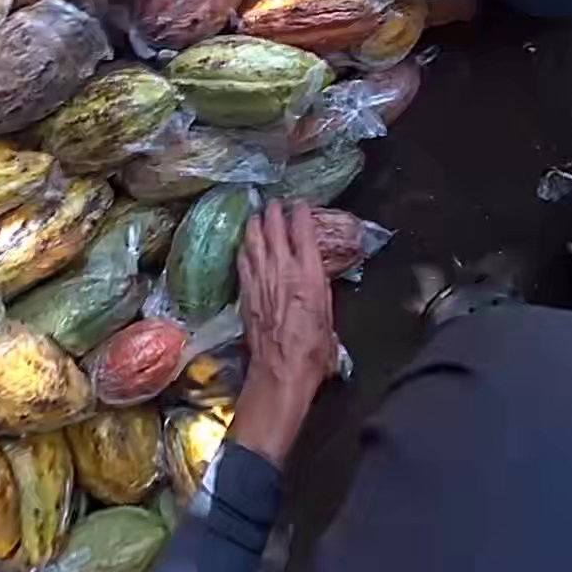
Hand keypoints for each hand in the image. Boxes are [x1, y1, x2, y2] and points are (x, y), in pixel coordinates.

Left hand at [231, 201, 337, 466]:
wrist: (281, 369)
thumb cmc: (313, 347)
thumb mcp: (328, 312)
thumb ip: (320, 285)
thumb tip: (314, 270)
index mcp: (308, 273)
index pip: (302, 232)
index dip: (301, 213)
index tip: (300, 204)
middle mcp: (282, 269)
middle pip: (275, 230)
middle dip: (275, 212)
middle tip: (275, 202)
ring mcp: (261, 278)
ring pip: (255, 241)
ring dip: (256, 223)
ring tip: (258, 213)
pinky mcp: (246, 290)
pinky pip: (243, 260)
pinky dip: (245, 246)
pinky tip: (245, 241)